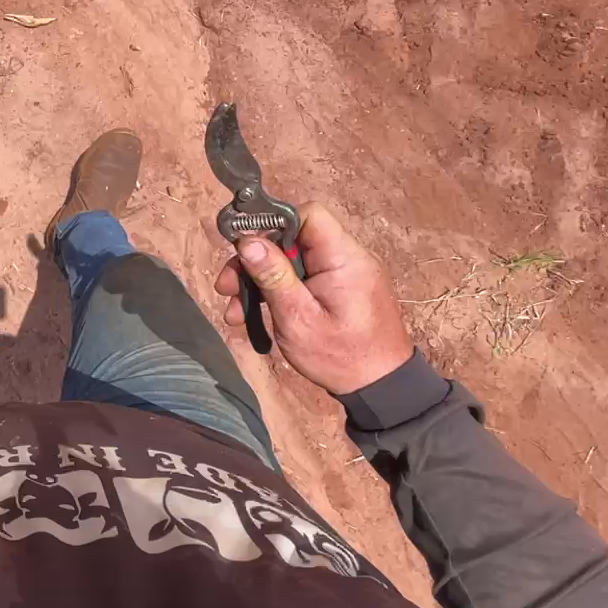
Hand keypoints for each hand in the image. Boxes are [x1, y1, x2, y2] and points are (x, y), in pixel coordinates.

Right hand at [212, 201, 412, 394]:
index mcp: (343, 259)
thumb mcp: (298, 318)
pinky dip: (275, 292)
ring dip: (257, 281)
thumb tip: (247, 240)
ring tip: (234, 309)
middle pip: (290, 240)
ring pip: (289, 261)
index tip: (245, 248)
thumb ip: (273, 276)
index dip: (273, 224)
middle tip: (226, 286)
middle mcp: (346, 259)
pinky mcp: (336, 290)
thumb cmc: (340, 356)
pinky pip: (299, 278)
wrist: (381, 391)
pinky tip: (252, 314)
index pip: (308, 215)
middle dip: (253, 261)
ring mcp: (341, 275)